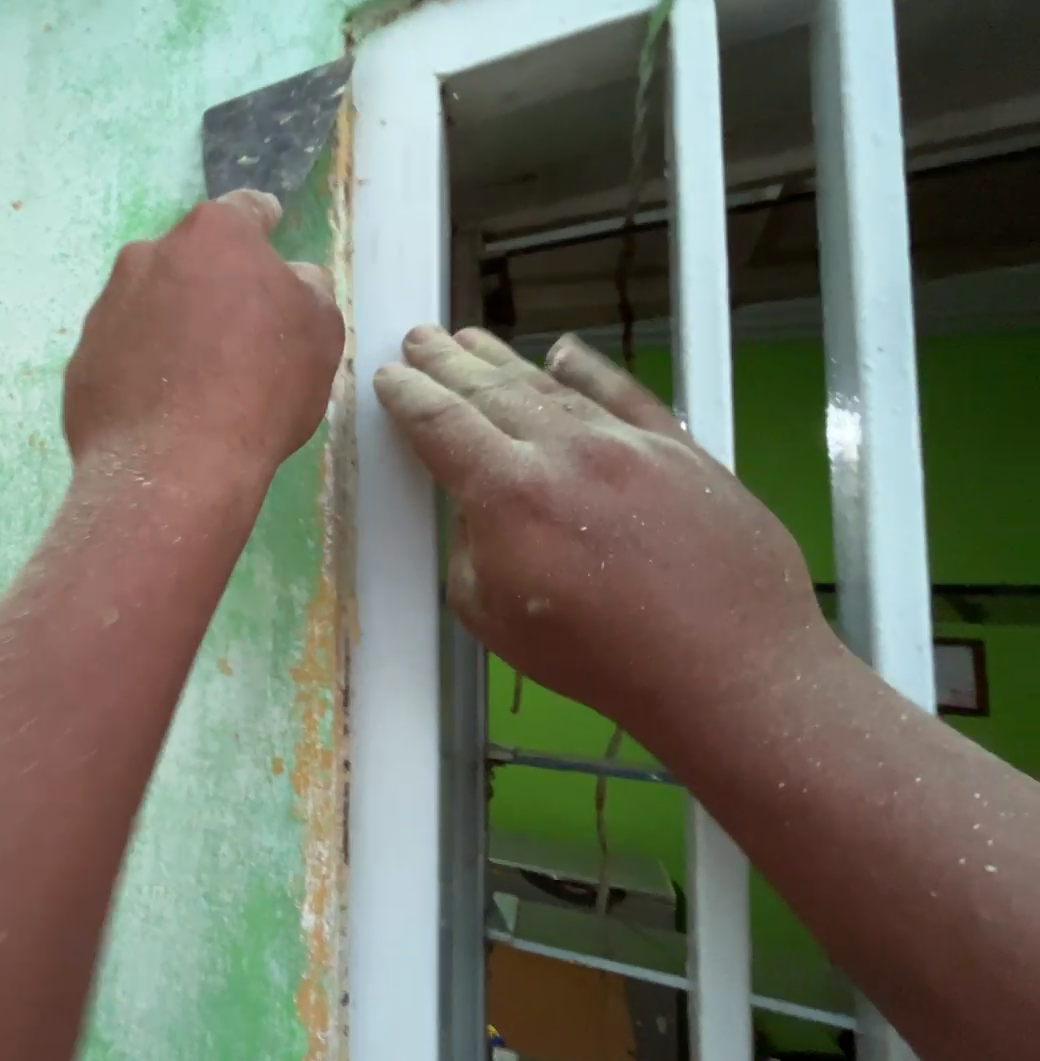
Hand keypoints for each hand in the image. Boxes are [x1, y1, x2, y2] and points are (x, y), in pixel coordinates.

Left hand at [63, 191, 344, 493]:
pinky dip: (136, 370)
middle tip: (231, 336)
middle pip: (187, 262)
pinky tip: (157, 409)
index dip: (261, 227)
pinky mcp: (80, 361)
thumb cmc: (259, 393)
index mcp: (211, 237)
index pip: (244, 213)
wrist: (173, 468)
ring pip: (146, 307)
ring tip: (189, 382)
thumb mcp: (318, 335)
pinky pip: (118, 355)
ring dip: (167, 328)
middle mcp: (146, 258)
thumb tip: (289, 279)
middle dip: (209, 287)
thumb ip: (306, 290)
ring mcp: (104, 310)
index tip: (267, 238)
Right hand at [374, 327, 829, 729]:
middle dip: (444, 362)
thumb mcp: (485, 610)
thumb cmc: (591, 654)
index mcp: (509, 494)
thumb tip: (478, 505)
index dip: (408, 396)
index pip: (442, 425)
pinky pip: (626, 393)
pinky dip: (589, 368)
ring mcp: (630, 443)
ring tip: (467, 338)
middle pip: (490, 391)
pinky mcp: (681, 448)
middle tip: (417, 337)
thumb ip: (468, 543)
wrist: (727, 669)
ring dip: (500, 359)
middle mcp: (566, 451)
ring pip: (550, 385)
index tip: (387, 376)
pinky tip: (563, 350)